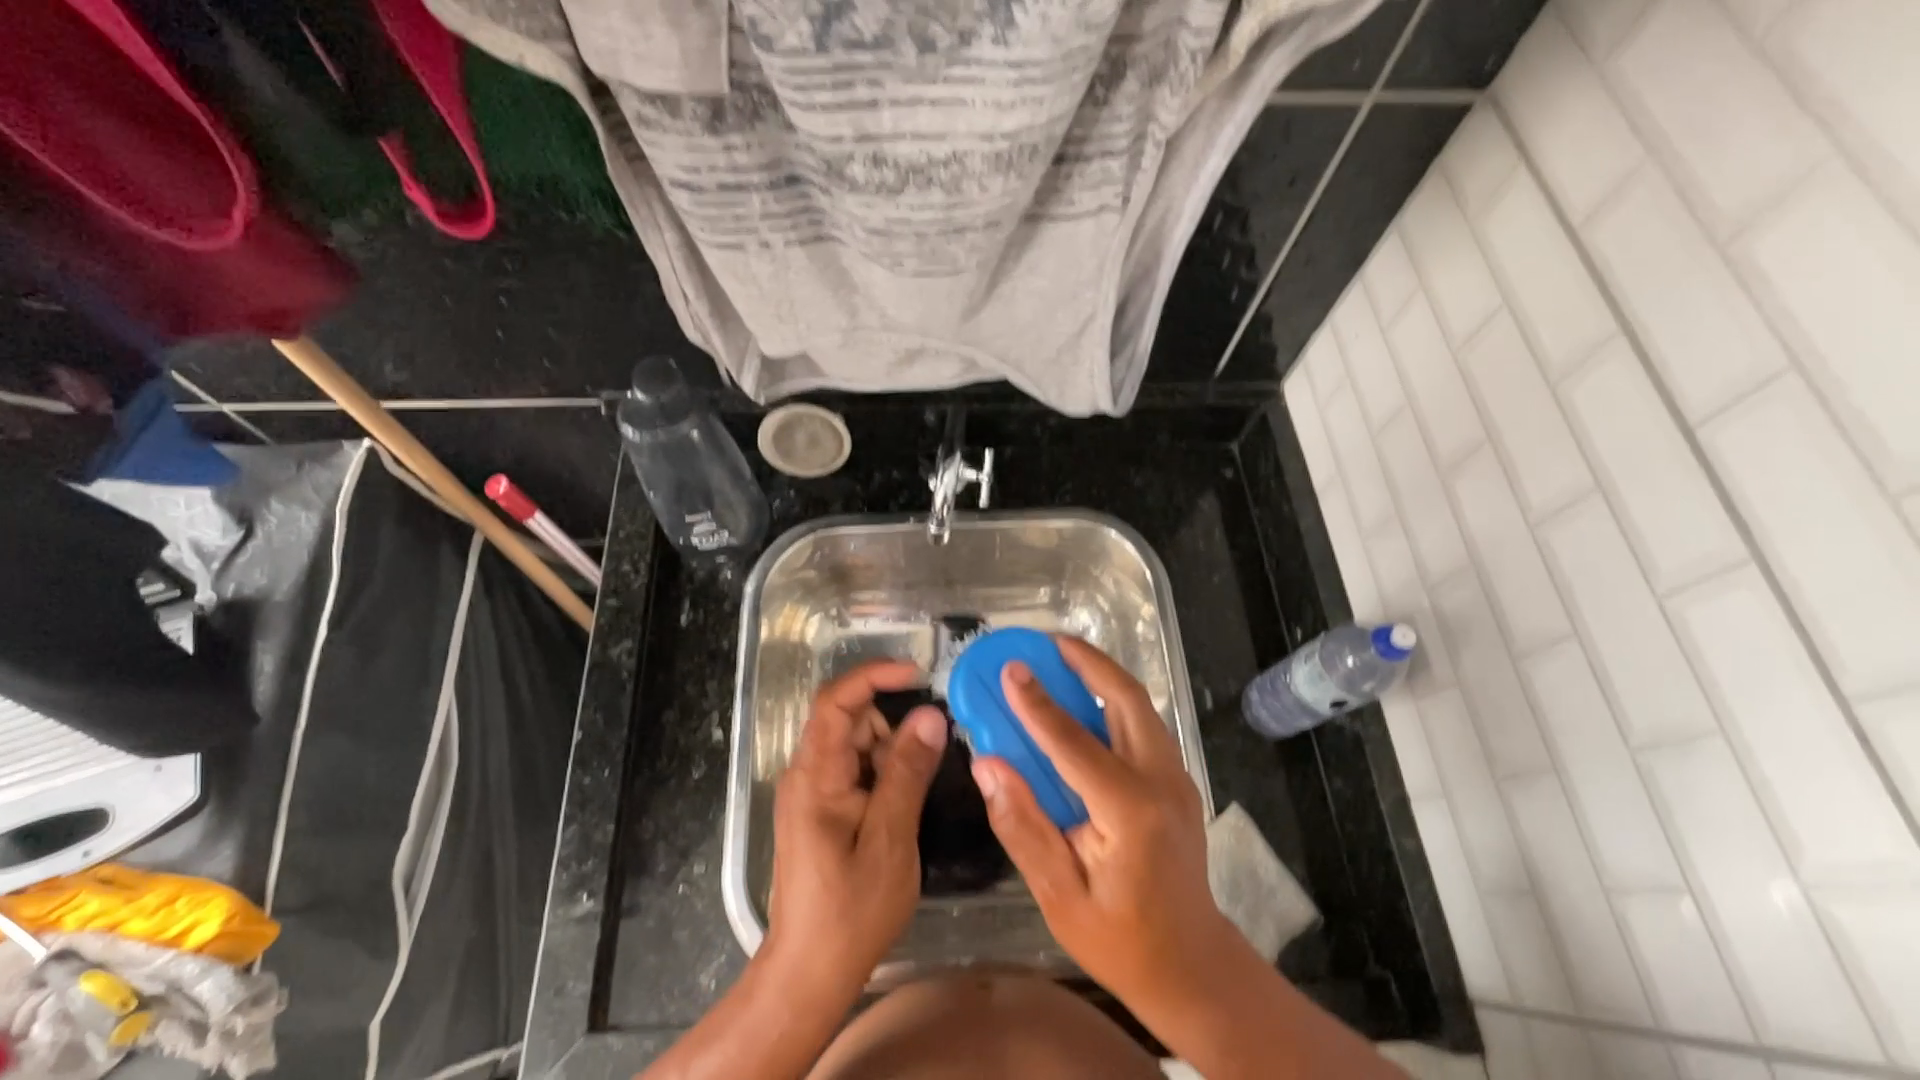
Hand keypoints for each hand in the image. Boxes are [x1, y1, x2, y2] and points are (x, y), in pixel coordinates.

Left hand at [763, 660, 947, 989]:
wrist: (812, 968)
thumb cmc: (851, 909)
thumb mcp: (891, 839)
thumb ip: (907, 773)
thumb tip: (930, 715)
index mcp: (815, 776)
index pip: (835, 702)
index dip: (873, 676)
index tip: (919, 673)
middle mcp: (806, 774)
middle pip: (848, 720)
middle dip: (892, 723)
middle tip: (931, 756)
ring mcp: (812, 793)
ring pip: (855, 744)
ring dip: (891, 751)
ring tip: (918, 791)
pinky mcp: (822, 811)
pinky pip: (855, 771)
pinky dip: (884, 773)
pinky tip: (905, 803)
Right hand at [970, 636, 1238, 1008]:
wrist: (1191, 966)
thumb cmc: (1119, 940)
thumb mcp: (1058, 896)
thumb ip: (1023, 826)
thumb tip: (988, 764)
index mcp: (1131, 812)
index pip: (1075, 742)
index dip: (1037, 703)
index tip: (1010, 667)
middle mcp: (1162, 782)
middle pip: (1127, 700)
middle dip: (1087, 662)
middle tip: (1045, 642)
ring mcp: (1178, 780)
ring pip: (1141, 708)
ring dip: (1102, 677)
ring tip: (1060, 659)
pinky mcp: (1178, 784)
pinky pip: (1145, 727)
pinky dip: (1113, 702)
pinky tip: (1084, 705)